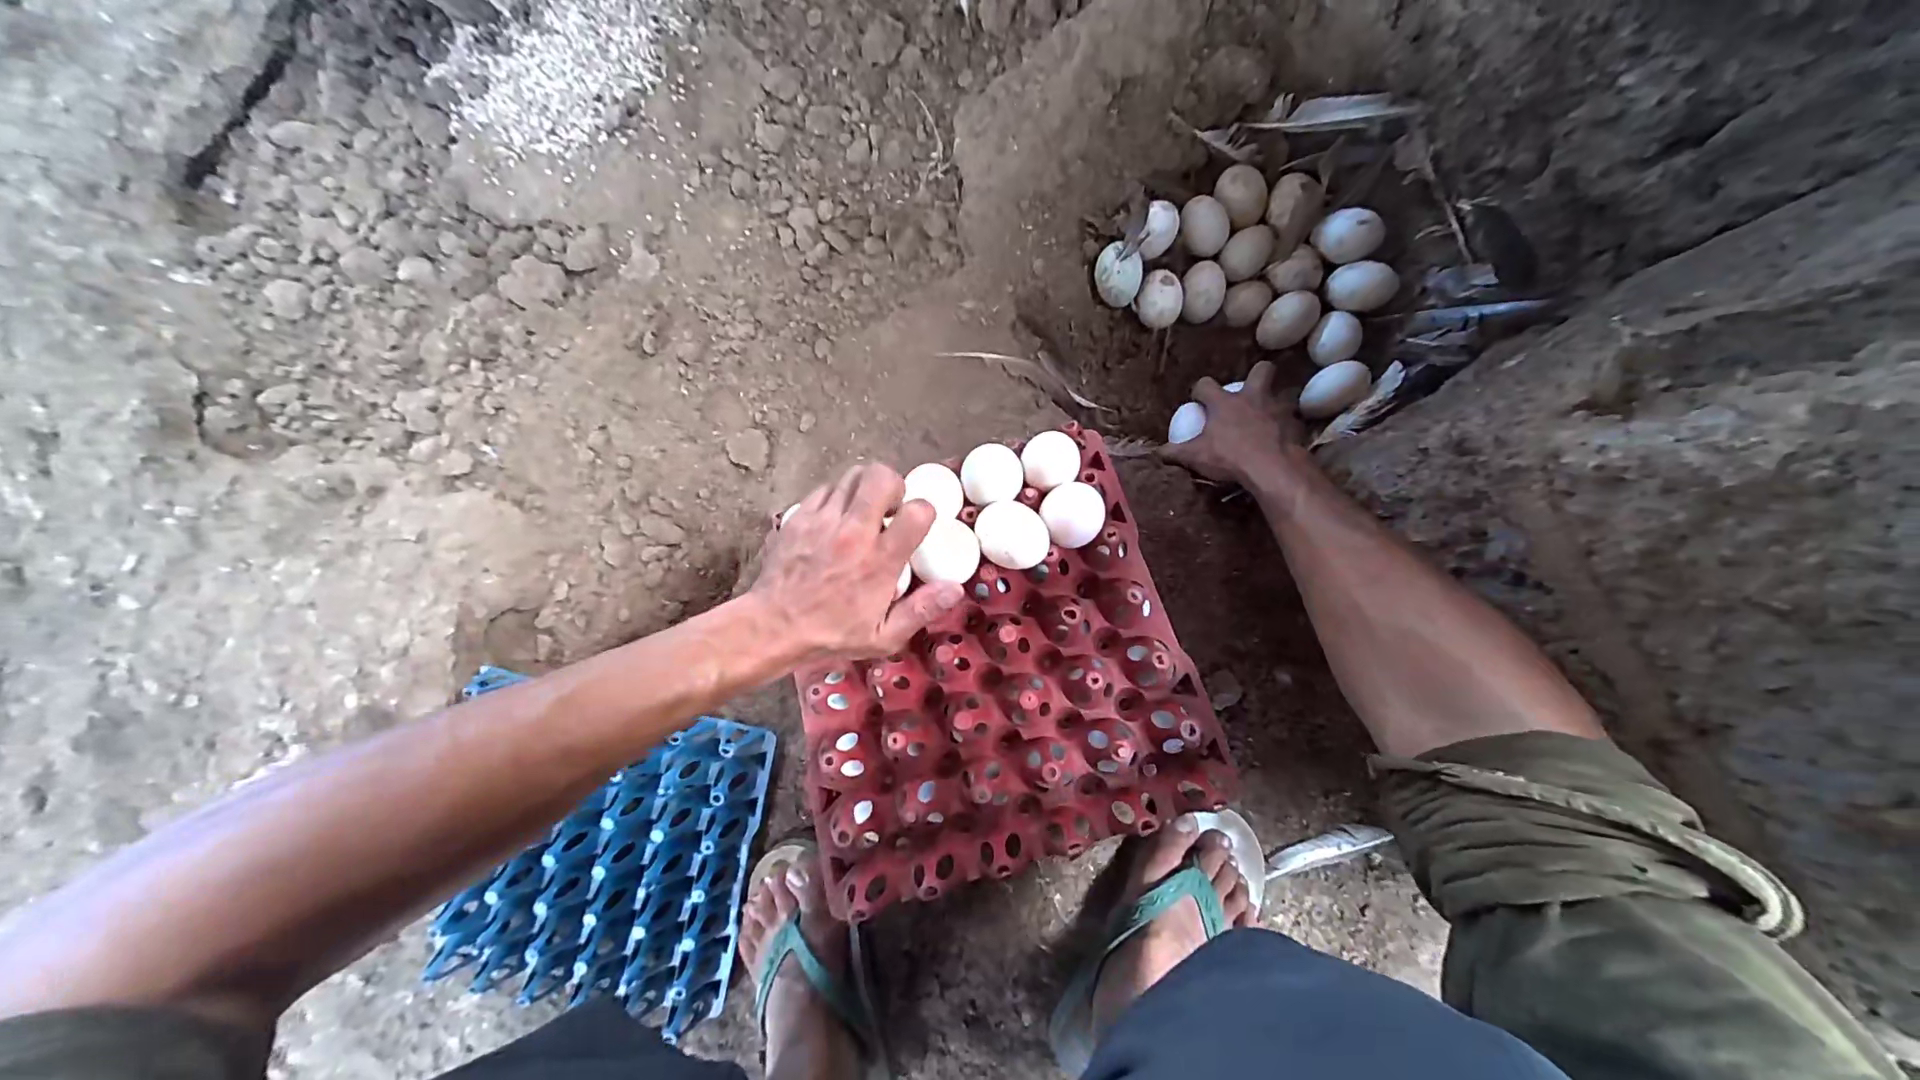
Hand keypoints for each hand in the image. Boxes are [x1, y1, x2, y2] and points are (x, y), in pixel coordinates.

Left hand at [750, 463, 964, 662]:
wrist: (772, 627)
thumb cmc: (831, 634)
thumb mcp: (884, 636)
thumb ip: (922, 610)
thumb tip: (955, 589)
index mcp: (879, 562)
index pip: (917, 512)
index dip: (924, 511)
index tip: (917, 525)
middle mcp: (853, 533)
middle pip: (881, 477)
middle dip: (894, 485)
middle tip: (891, 508)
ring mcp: (823, 521)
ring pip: (853, 476)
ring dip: (865, 488)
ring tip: (864, 511)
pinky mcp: (799, 517)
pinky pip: (826, 489)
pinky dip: (837, 497)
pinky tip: (837, 519)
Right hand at [1158, 361, 1307, 485]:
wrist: (1272, 468)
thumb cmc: (1229, 457)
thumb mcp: (1195, 457)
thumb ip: (1174, 452)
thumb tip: (1157, 452)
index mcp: (1224, 403)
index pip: (1206, 385)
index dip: (1200, 390)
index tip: (1198, 400)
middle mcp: (1253, 398)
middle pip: (1261, 371)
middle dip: (1257, 375)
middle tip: (1250, 391)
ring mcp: (1278, 409)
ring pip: (1282, 395)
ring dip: (1276, 404)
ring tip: (1270, 417)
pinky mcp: (1296, 425)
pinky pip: (1294, 421)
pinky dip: (1288, 428)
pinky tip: (1283, 439)